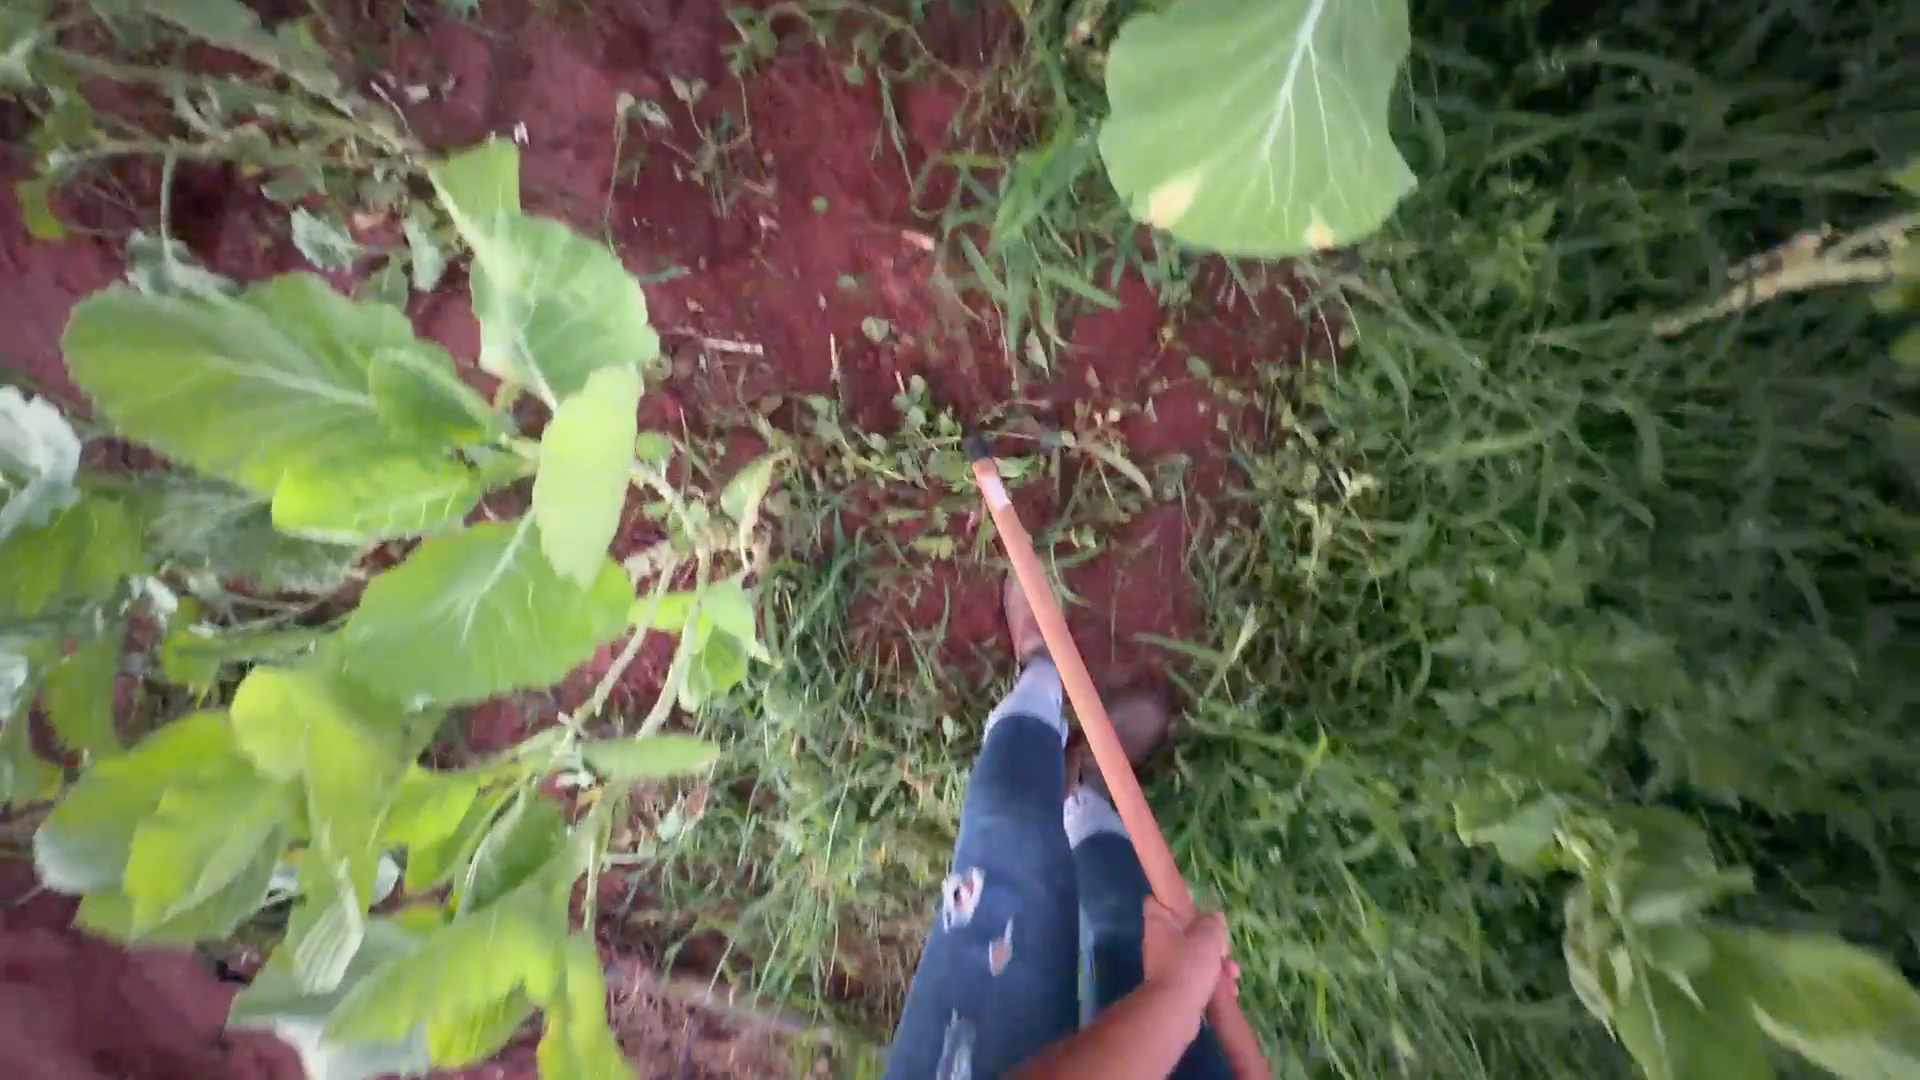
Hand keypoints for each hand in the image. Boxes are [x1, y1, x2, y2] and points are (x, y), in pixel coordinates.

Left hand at [1141, 897, 1239, 1018]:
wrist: (1174, 1010)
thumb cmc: (1188, 965)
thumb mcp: (1207, 937)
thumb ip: (1213, 923)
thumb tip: (1215, 917)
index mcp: (1159, 921)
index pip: (1158, 900)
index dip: (1175, 901)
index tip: (1196, 908)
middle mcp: (1159, 940)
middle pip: (1185, 931)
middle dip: (1210, 941)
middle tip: (1225, 949)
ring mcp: (1166, 964)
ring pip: (1194, 955)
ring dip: (1216, 963)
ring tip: (1233, 973)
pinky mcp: (1175, 985)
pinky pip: (1196, 976)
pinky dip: (1212, 981)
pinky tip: (1229, 989)